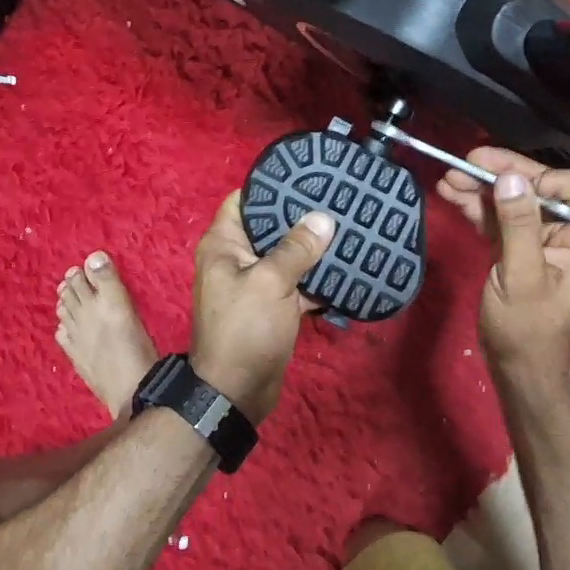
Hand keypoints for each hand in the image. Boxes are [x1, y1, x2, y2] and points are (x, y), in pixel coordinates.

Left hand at [188, 191, 332, 421]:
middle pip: (268, 226)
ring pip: (285, 256)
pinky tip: (345, 268)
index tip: (305, 176)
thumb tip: (323, 218)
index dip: (271, 186)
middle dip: (300, 216)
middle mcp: (235, 259)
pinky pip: (294, 283)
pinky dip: (315, 278)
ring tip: (347, 227)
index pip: (243, 200)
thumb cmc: (245, 329)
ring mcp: (253, 285)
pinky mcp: (270, 308)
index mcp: (223, 245)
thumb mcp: (271, 282)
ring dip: (311, 248)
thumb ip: (297, 248)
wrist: (236, 394)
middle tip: (335, 199)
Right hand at [437, 149, 569, 389]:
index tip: (510, 180)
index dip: (546, 177)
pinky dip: (477, 206)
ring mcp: (540, 241)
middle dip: (501, 174)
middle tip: (465, 162)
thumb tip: (511, 178)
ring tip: (448, 178)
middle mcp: (565, 234)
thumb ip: (519, 225)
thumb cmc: (527, 328)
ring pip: (513, 200)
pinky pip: (499, 218)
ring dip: (481, 188)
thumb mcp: (522, 275)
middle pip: (538, 188)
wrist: (516, 370)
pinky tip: (451, 195)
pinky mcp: (516, 249)